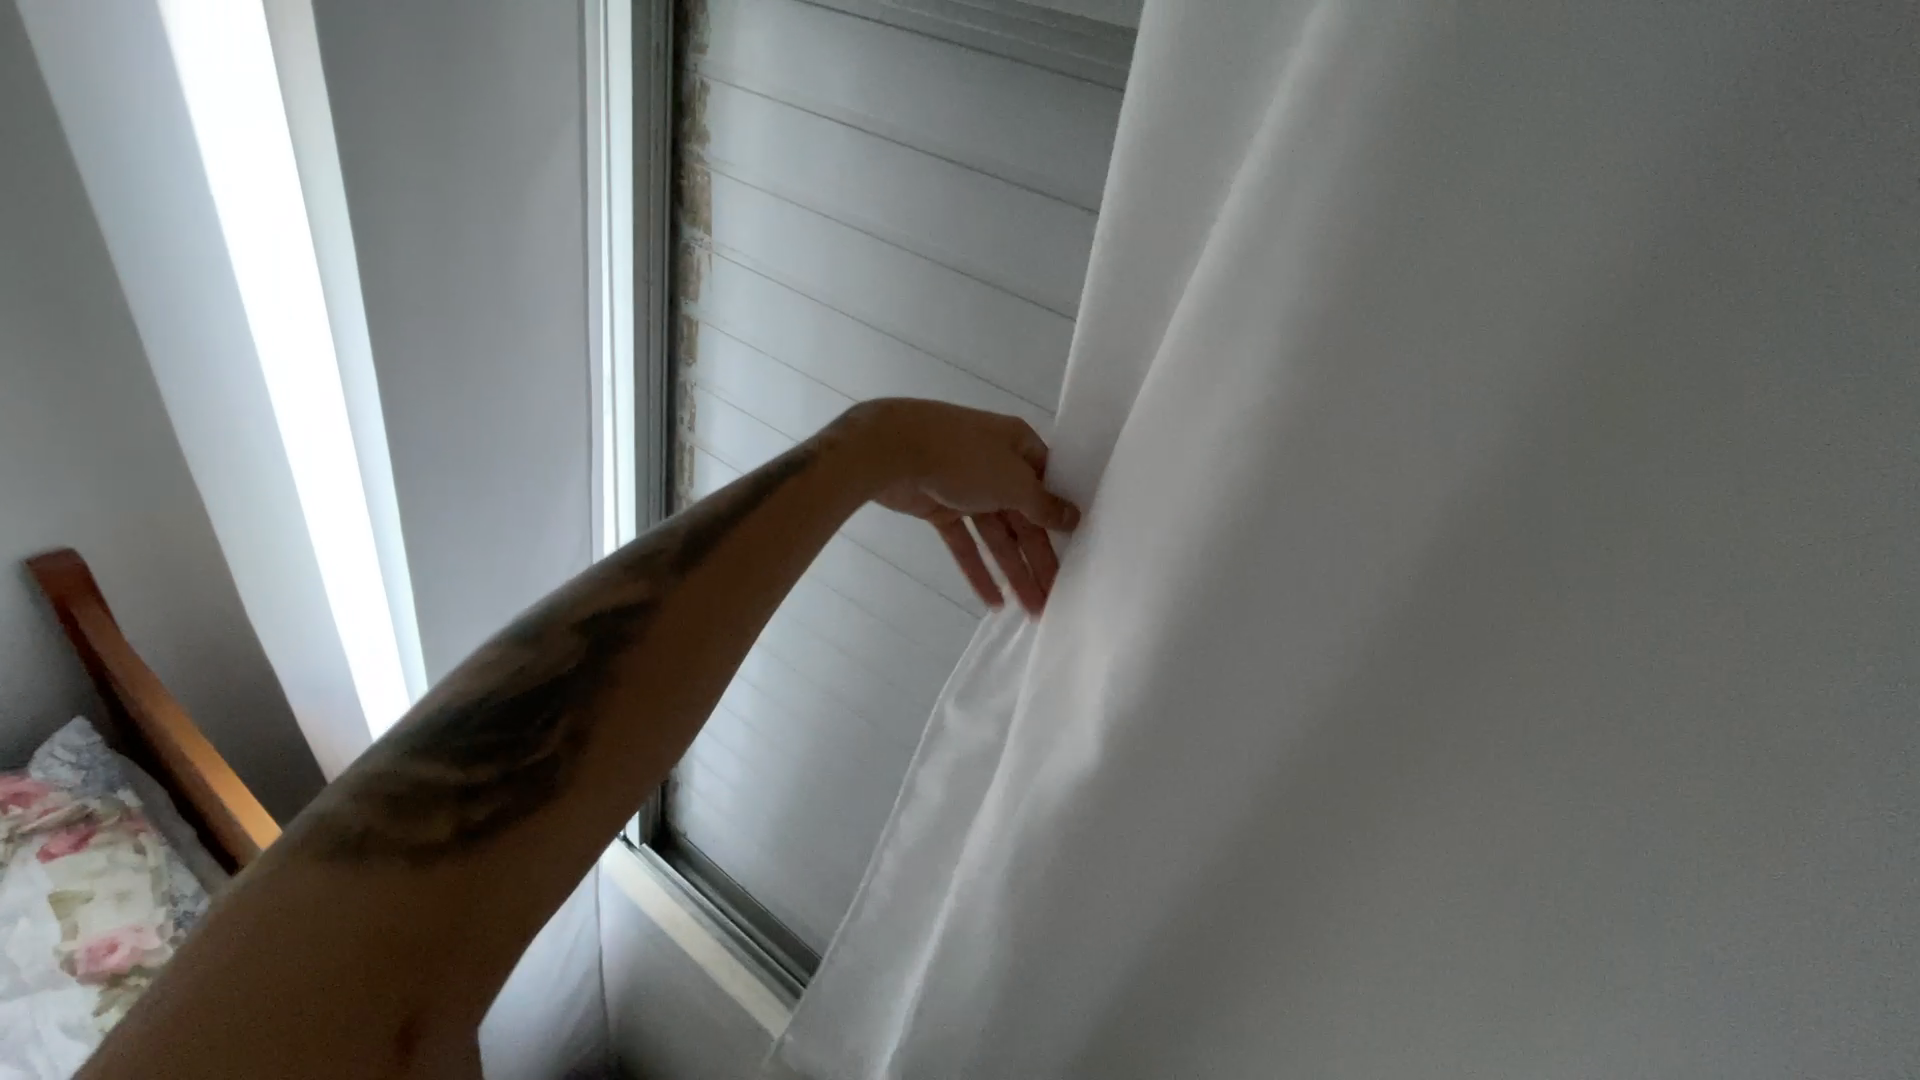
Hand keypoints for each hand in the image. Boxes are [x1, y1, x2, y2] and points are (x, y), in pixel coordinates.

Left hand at [839, 399, 1080, 613]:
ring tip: (1032, 611)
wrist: (893, 449)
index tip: (1080, 552)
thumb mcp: (1013, 482)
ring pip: (996, 535)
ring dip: (1013, 572)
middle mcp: (996, 466)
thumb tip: (1074, 516)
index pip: (1050, 486)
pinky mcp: (939, 508)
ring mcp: (966, 488)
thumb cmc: (964, 457)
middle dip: (1039, 560)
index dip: (1062, 520)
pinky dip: (977, 569)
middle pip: (1024, 518)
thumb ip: (1043, 505)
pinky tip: (993, 601)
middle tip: (1055, 599)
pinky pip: (965, 542)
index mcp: (1019, 447)